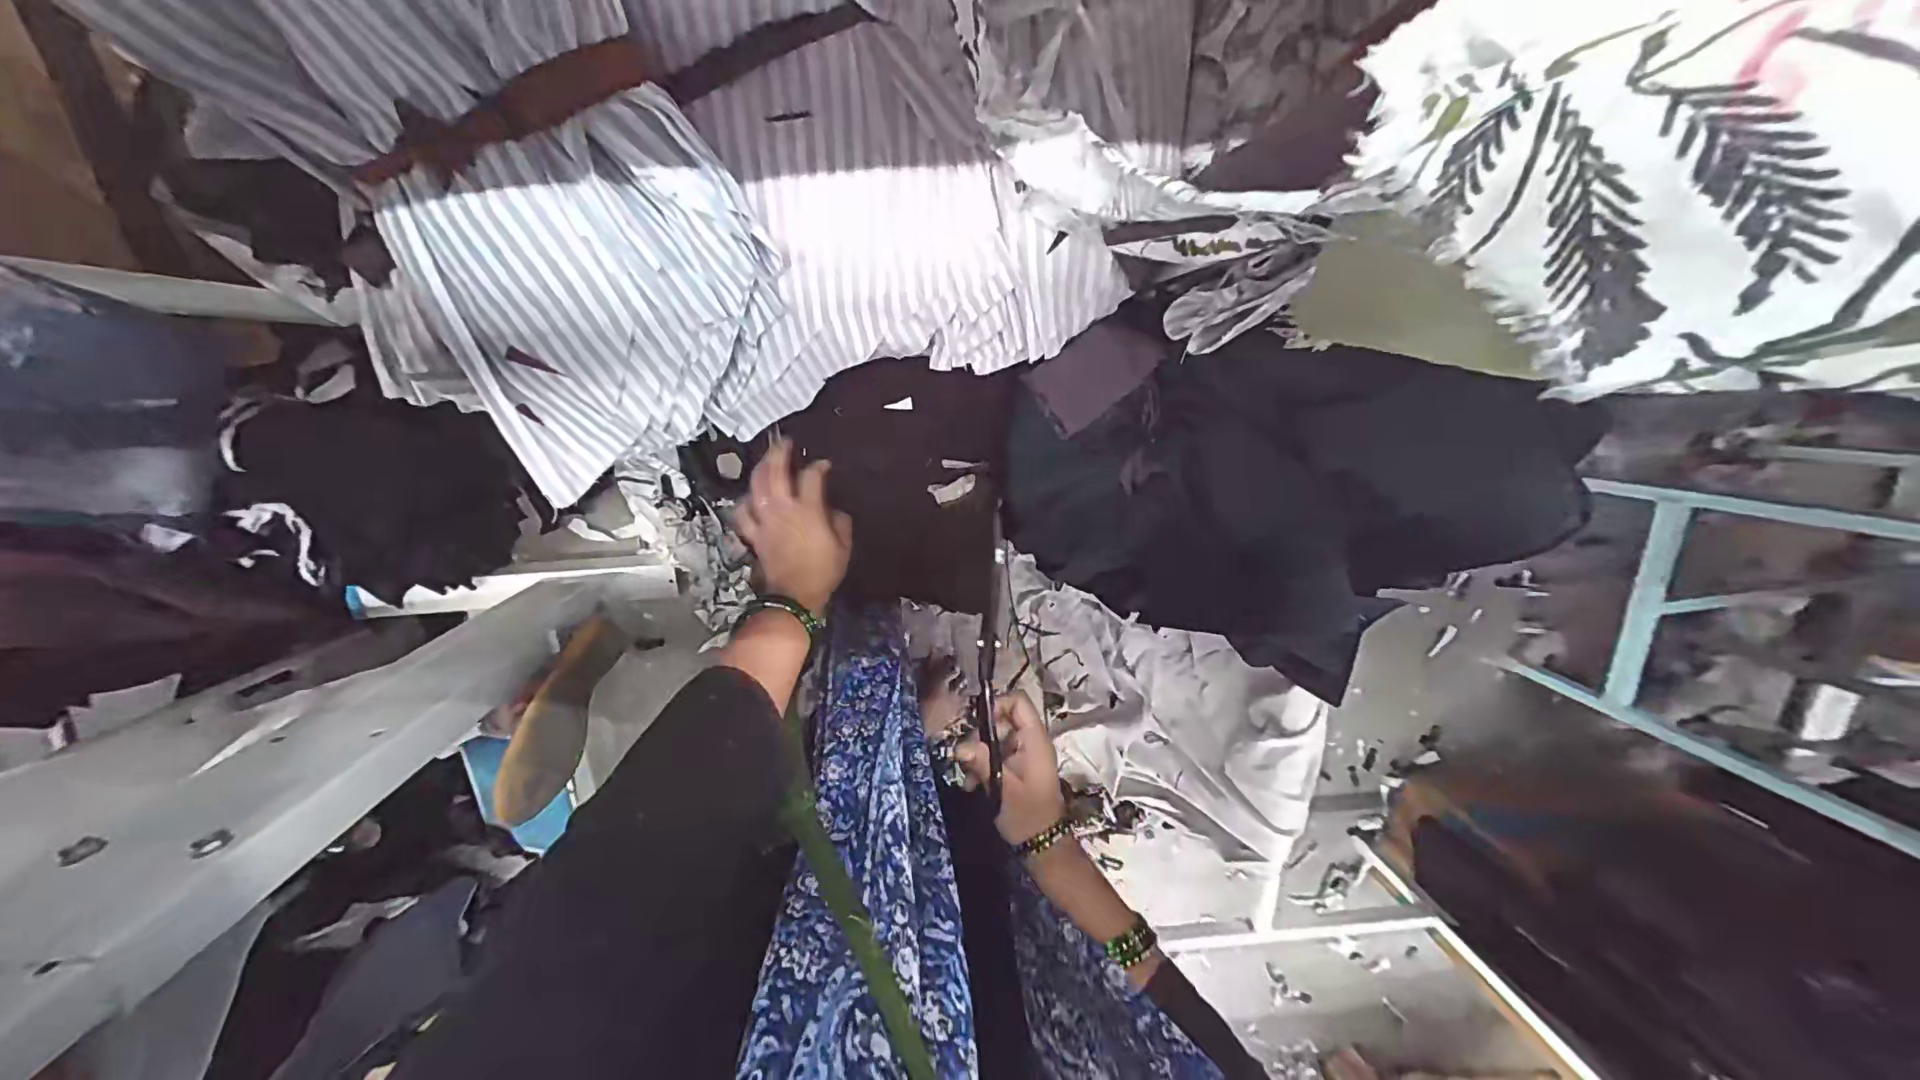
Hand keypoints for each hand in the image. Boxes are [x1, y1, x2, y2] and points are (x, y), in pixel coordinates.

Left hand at [734, 438, 852, 614]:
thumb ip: (840, 522)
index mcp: (808, 510)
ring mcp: (765, 520)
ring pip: (756, 486)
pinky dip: (745, 502)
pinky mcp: (754, 534)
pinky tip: (749, 498)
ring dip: (761, 469)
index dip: (819, 467)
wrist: (795, 597)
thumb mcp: (843, 546)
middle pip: (776, 471)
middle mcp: (783, 509)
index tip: (824, 466)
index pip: (812, 476)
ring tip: (766, 461)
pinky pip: (743, 513)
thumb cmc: (822, 572)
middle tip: (785, 443)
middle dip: (780, 453)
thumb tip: (835, 511)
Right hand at [957, 691, 1066, 845]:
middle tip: (968, 757)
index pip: (1019, 702)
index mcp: (1035, 740)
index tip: (978, 725)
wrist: (1042, 845)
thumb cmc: (1028, 815)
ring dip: (979, 754)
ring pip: (996, 739)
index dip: (997, 705)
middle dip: (981, 736)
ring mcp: (1024, 754)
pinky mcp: (1017, 768)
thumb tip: (961, 747)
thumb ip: (983, 763)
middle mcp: (1031, 741)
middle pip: (1002, 720)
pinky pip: (996, 755)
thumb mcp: (1003, 789)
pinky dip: (983, 765)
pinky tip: (974, 785)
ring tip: (970, 778)